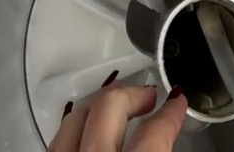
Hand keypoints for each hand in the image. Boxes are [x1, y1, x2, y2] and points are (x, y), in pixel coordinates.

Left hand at [48, 84, 187, 151]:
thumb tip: (168, 140)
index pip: (155, 132)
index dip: (171, 112)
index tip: (177, 100)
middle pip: (110, 107)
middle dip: (132, 93)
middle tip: (149, 95)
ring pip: (76, 116)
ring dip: (99, 103)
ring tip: (116, 102)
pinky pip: (57, 140)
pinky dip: (74, 125)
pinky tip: (83, 127)